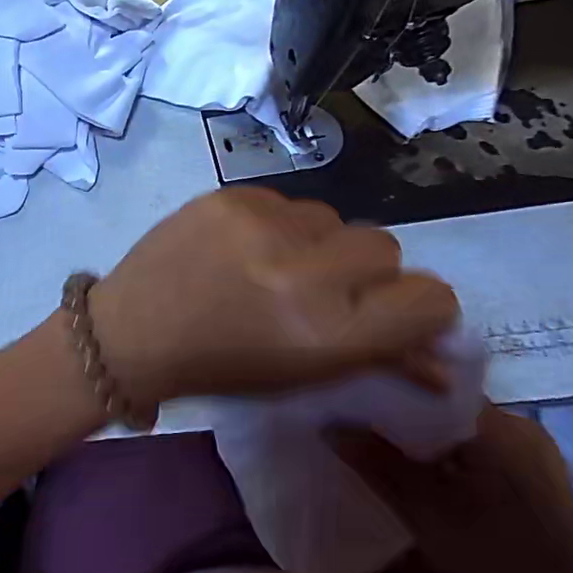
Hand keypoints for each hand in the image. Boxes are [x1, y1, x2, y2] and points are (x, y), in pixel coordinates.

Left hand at [86, 187, 458, 404]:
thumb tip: (440, 355)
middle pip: (385, 246)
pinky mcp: (232, 195)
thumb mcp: (301, 376)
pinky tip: (245, 247)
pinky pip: (288, 201)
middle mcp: (303, 274)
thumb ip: (376, 357)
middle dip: (366, 271)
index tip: (398, 311)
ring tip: (275, 267)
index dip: (421, 307)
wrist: (132, 332)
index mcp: (326, 334)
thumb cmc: (221, 368)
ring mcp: (264, 226)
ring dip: (320, 243)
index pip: (428, 298)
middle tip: (324, 289)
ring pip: (334, 218)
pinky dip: (279, 224)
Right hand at [333, 408, 572, 572]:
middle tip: (357, 422)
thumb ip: (377, 464)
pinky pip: (479, 449)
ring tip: (382, 445)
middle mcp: (518, 427)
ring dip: (424, 436)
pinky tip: (422, 473)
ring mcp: (531, 453)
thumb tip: (330, 426)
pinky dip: (448, 455)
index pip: (431, 385)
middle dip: (401, 414)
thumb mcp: (426, 515)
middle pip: (444, 405)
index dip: (388, 389)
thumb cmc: (496, 566)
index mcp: (497, 426)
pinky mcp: (535, 479)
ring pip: (460, 428)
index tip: (350, 397)